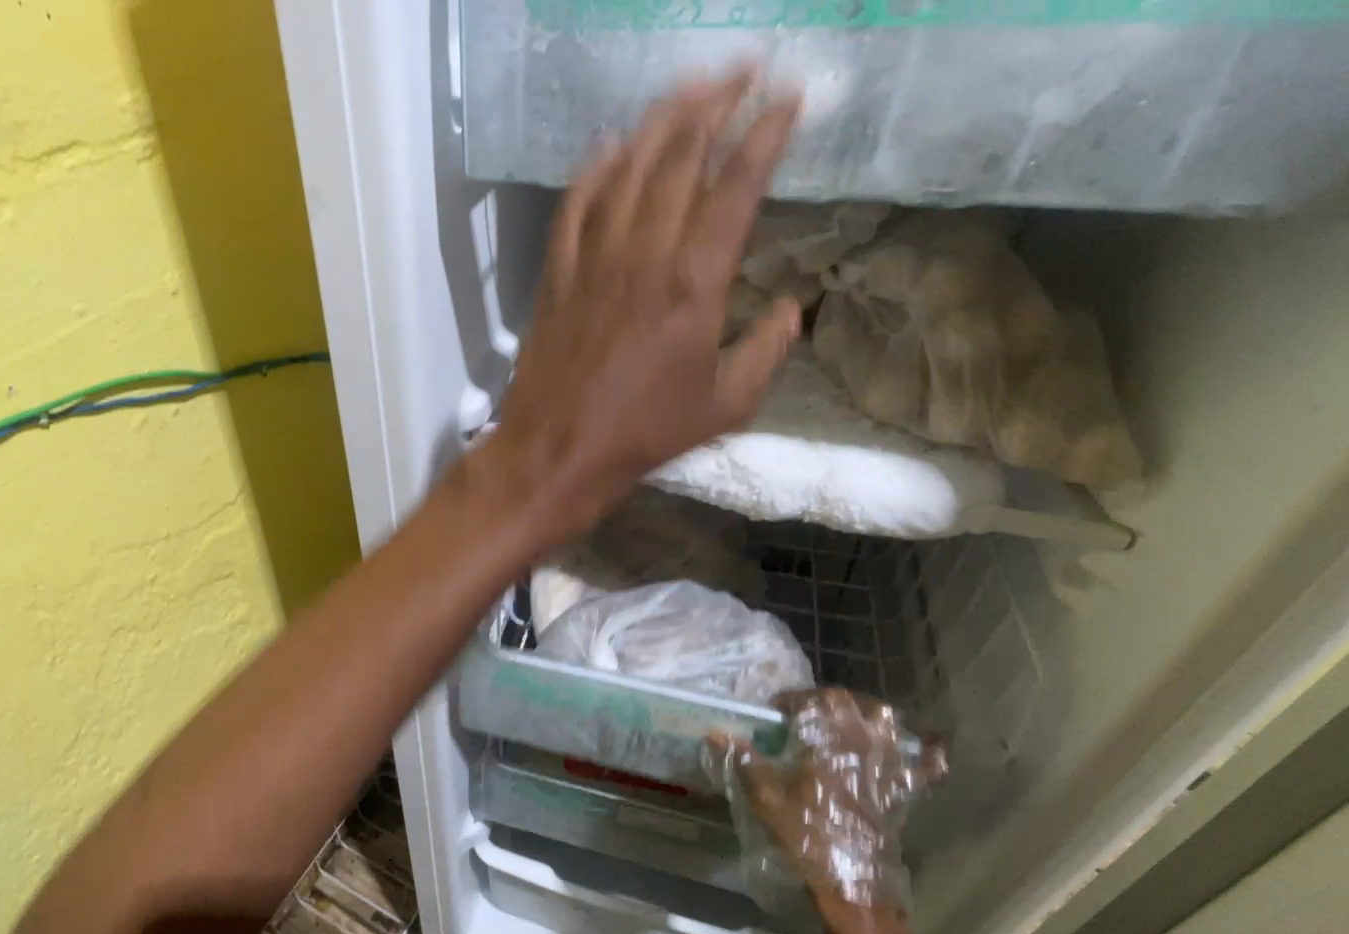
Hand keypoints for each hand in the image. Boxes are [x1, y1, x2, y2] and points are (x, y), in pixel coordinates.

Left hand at [485, 69, 802, 536]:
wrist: (557, 451)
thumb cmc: (644, 434)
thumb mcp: (726, 406)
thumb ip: (767, 351)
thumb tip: (791, 309)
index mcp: (694, 283)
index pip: (737, 186)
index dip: (766, 134)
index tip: (790, 98)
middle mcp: (643, 254)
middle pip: (682, 156)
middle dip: (718, 102)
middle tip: (745, 68)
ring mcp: (593, 258)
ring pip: (629, 168)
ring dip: (662, 119)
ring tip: (691, 85)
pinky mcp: (557, 271)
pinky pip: (576, 203)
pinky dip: (596, 167)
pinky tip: (612, 143)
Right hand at [707, 687, 947, 910]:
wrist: (853, 883)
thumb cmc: (806, 837)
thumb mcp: (767, 800)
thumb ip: (746, 762)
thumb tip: (717, 732)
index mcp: (826, 743)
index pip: (811, 700)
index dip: (792, 699)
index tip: (776, 712)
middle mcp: (861, 744)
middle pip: (847, 702)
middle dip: (823, 700)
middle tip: (804, 715)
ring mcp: (888, 764)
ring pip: (885, 719)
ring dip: (865, 711)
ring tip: (847, 721)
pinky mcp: (904, 787)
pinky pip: (926, 761)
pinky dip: (927, 749)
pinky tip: (923, 744)